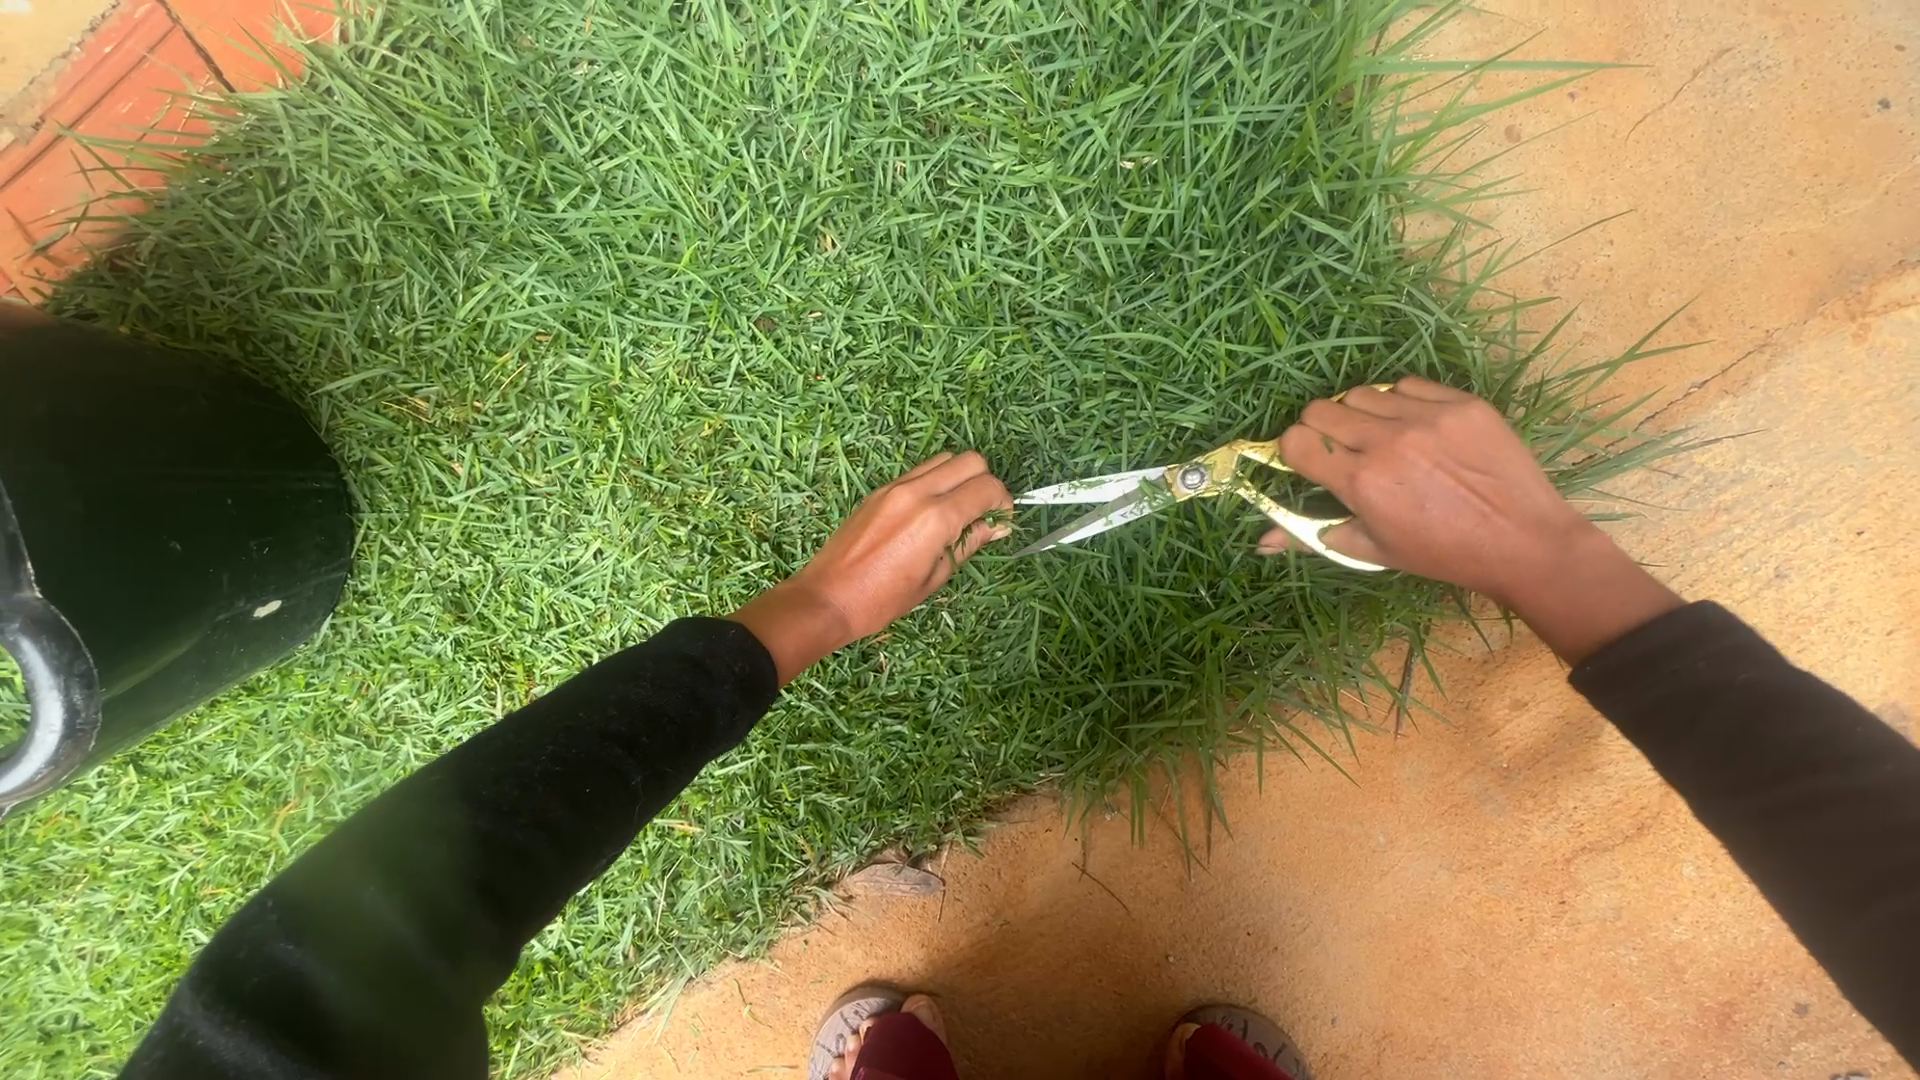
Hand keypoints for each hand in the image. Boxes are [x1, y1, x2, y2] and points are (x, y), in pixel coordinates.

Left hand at [731, 452, 1013, 682]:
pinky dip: (937, 482)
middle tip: (984, 512)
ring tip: (959, 511)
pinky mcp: (880, 490)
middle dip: (986, 482)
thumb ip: (968, 544)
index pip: (987, 488)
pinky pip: (920, 471)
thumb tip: (996, 526)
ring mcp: (896, 487)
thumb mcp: (935, 577)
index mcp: (935, 518)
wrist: (826, 598)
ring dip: (961, 478)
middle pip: (970, 461)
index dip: (1004, 502)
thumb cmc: (883, 600)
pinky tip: (933, 512)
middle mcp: (918, 492)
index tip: (1003, 521)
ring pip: (945, 459)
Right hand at [1268, 377, 1680, 662]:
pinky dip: (1398, 403)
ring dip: (1356, 413)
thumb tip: (1260, 543)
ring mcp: (1426, 418)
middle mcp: (1387, 442)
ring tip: (1377, 436)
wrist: (1524, 541)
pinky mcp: (1461, 403)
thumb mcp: (1370, 550)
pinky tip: (1414, 428)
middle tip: (1341, 450)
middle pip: (1319, 409)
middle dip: (1319, 429)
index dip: (1294, 451)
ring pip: (1359, 393)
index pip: (1295, 441)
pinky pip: (1406, 386)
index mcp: (1360, 482)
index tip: (1309, 463)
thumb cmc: (1439, 553)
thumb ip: (1310, 538)